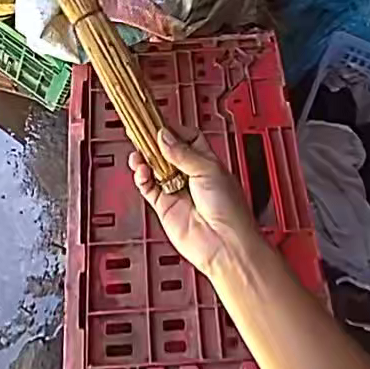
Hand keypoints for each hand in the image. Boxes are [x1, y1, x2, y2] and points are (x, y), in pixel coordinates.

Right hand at [128, 128, 257, 280]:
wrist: (226, 245)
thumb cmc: (230, 210)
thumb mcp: (208, 170)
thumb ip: (182, 153)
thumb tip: (164, 136)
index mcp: (205, 161)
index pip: (186, 137)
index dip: (172, 130)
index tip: (159, 123)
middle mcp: (189, 174)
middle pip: (167, 151)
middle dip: (154, 142)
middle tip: (141, 132)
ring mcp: (176, 189)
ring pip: (154, 167)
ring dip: (144, 158)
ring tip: (139, 152)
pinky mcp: (165, 206)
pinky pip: (148, 187)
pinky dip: (142, 178)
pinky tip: (141, 171)